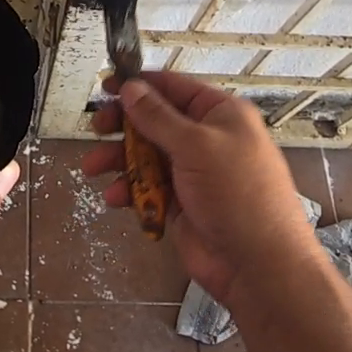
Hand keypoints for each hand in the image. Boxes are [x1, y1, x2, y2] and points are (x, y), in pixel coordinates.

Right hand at [82, 72, 323, 307]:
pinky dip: (131, 190)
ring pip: (147, 155)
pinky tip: (114, 197)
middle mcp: (207, 138)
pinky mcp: (181, 202)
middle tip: (97, 128)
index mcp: (220, 114)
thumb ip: (158, 117)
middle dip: (124, 125)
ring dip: (119, 160)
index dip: (140, 85)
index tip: (107, 86)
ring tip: (92, 167)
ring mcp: (193, 172)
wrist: (258, 267)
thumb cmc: (236, 193)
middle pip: (156, 122)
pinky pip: (149, 187)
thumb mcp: (196, 146)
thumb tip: (131, 87)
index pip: (175, 88)